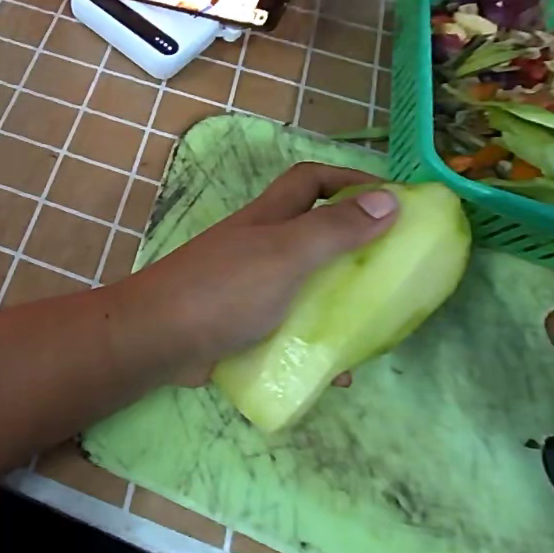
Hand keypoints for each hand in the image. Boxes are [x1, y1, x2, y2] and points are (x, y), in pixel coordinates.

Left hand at [108, 162, 398, 385]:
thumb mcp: (284, 254)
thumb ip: (332, 230)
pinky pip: (290, 332)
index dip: (349, 179)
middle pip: (314, 236)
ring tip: (377, 332)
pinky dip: (315, 347)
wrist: (157, 339)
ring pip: (307, 288)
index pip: (309, 180)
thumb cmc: (221, 290)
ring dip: (341, 306)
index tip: (393, 201)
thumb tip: (388, 199)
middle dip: (355, 250)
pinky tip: (338, 373)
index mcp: (266, 220)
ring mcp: (249, 288)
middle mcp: (258, 248)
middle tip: (396, 276)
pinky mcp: (243, 326)